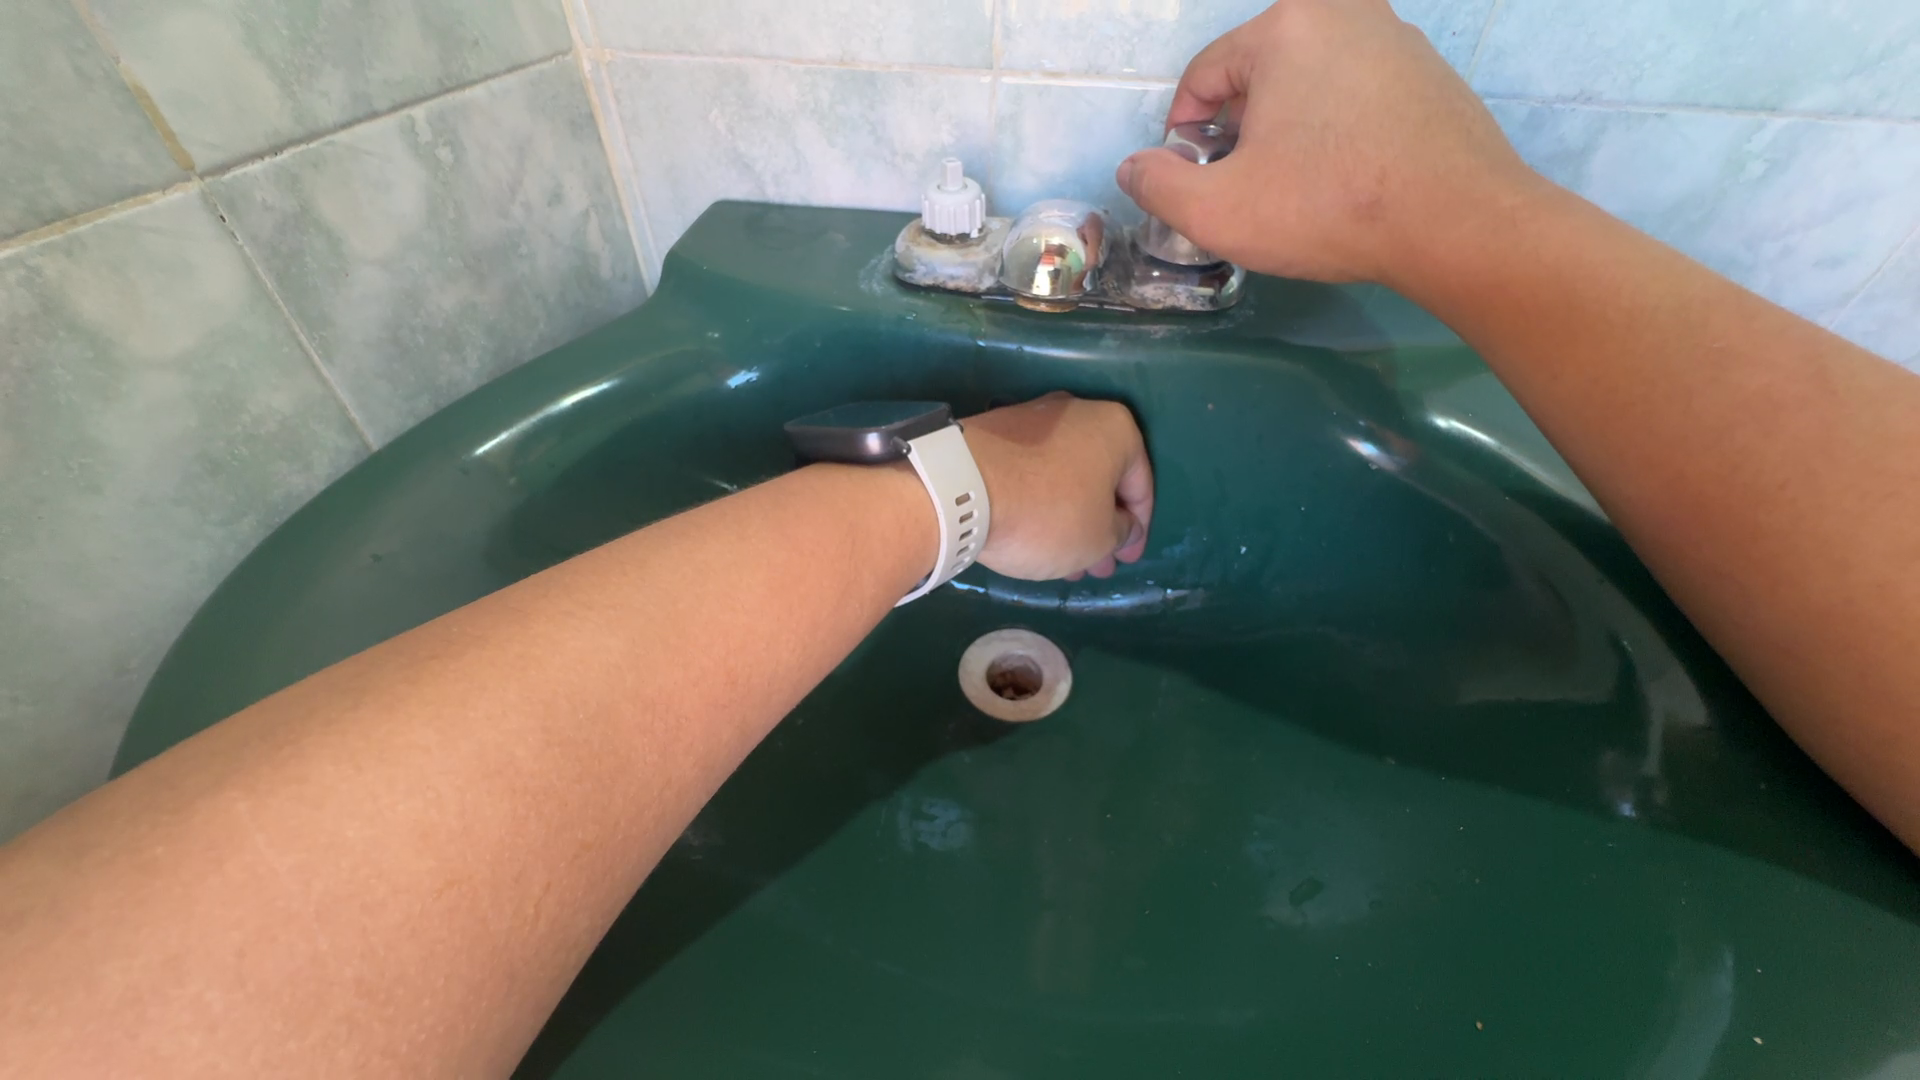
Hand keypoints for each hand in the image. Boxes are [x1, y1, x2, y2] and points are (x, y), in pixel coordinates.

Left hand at [962, 393, 1152, 580]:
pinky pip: (1031, 473)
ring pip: (1064, 478)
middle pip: (1100, 479)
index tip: (1128, 559)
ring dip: (1070, 519)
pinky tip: (1032, 536)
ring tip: (1062, 561)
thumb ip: (1122, 532)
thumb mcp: (1098, 539)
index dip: (1139, 528)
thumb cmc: (1046, 514)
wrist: (959, 487)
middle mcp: (1076, 411)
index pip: (1142, 484)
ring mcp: (1031, 418)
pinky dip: (1039, 503)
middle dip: (1101, 526)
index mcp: (1115, 427)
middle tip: (1096, 565)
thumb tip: (1123, 526)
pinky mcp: (993, 433)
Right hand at [1115, 0, 1540, 286]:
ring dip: (1280, 131)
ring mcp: (1393, 36)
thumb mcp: (1215, 211)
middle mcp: (1342, 10)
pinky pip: (1351, 95)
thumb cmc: (1323, 207)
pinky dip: (1329, 130)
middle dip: (1234, 131)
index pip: (1202, 76)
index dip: (1181, 135)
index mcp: (1285, 28)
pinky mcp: (1426, 72)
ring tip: (1288, 189)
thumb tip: (1132, 167)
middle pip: (1254, 75)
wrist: (1453, 220)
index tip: (1191, 182)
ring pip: (1304, 84)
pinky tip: (1337, 178)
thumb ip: (1157, 186)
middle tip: (1240, 190)